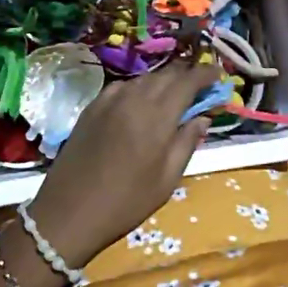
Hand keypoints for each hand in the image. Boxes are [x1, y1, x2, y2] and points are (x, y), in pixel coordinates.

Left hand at [24, 62, 219, 266]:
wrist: (69, 212)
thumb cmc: (126, 202)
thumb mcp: (167, 179)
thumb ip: (187, 142)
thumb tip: (202, 118)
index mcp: (156, 116)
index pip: (186, 81)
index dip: (205, 75)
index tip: (218, 76)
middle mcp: (132, 98)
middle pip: (165, 75)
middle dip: (186, 76)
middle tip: (200, 88)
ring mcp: (108, 100)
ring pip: (143, 79)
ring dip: (163, 82)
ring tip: (174, 95)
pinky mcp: (91, 107)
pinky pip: (122, 87)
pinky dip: (139, 89)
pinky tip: (142, 103)